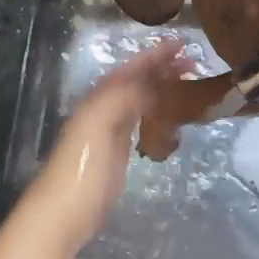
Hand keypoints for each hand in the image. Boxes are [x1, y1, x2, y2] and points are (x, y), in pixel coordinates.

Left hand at [16, 42, 190, 255]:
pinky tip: (170, 115)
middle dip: (162, 68)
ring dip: (162, 87)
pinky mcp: (117, 153)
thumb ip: (123, 96)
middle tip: (194, 63)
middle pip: (136, 80)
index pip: (131, 68)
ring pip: (140, 98)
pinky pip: (140, 121)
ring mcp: (109, 131)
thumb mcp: (99, 123)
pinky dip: (156, 111)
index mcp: (99, 98)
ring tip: (189, 82)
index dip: (155, 54)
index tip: (182, 44)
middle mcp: (103, 108)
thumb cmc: (82, 168)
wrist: (64, 214)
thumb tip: (153, 82)